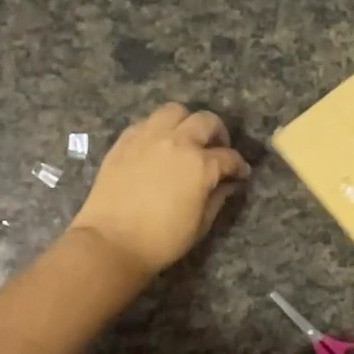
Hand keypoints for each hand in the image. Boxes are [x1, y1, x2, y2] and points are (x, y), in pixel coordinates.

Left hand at [69, 103, 250, 275]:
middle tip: (217, 150)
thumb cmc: (163, 239)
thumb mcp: (201, 224)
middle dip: (218, 134)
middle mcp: (177, 142)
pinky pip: (148, 122)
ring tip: (187, 140)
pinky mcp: (125, 141)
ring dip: (187, 122)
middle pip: (207, 121)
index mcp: (201, 165)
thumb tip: (229, 184)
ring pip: (175, 111)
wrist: (112, 242)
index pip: (230, 157)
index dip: (240, 166)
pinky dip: (160, 129)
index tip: (241, 174)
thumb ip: (218, 197)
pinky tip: (160, 147)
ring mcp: (148, 137)